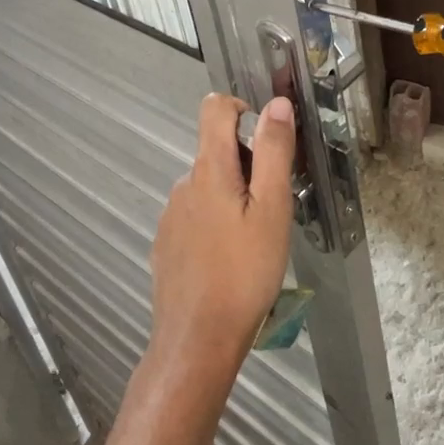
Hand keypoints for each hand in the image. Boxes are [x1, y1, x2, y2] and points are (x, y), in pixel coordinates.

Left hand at [147, 93, 296, 364]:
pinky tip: (231, 261)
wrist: (197, 341)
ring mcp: (171, 217)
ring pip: (208, 187)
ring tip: (256, 239)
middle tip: (274, 206)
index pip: (215, 109)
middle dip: (247, 165)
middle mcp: (184, 185)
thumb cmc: (245, 272)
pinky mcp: (166, 245)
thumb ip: (274, 152)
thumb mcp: (273, 209)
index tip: (267, 138)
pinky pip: (195, 217)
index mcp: (210, 170)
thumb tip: (277, 103)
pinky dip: (215, 224)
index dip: (242, 107)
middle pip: (216, 151)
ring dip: (232, 197)